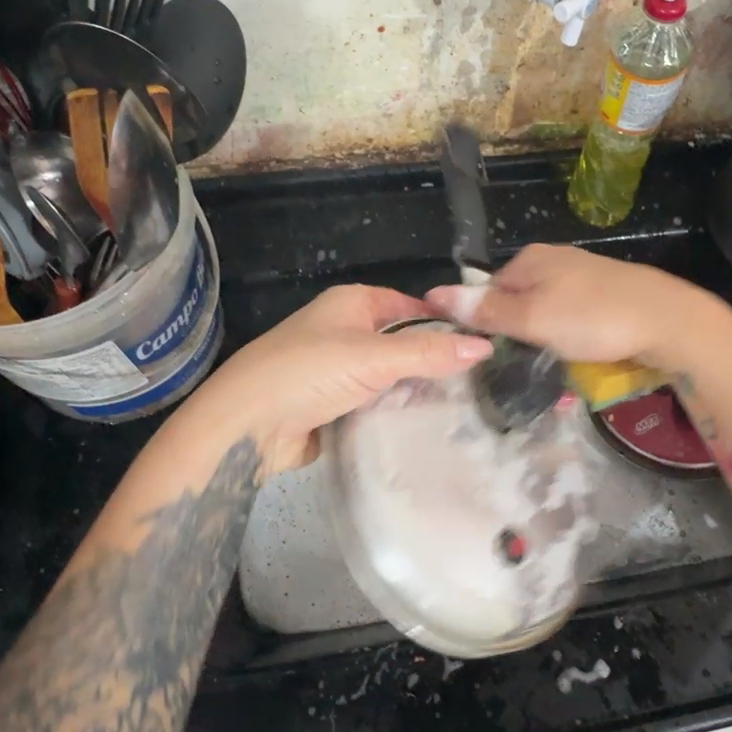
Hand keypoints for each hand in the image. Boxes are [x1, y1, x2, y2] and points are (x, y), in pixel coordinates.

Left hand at [184, 285, 492, 474]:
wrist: (246, 426)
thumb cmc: (306, 373)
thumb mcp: (373, 357)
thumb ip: (428, 353)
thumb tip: (485, 346)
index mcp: (352, 304)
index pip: (411, 306)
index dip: (444, 323)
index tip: (483, 346)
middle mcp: (346, 332)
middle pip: (403, 343)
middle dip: (435, 362)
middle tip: (483, 384)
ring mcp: (339, 371)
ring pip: (392, 378)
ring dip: (418, 392)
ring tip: (468, 408)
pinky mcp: (335, 407)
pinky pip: (376, 406)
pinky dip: (398, 414)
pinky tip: (430, 427)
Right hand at [426, 244, 716, 367]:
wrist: (670, 322)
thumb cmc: (594, 318)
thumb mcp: (532, 318)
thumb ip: (485, 310)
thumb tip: (433, 293)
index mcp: (530, 259)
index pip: (486, 291)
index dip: (484, 324)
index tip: (492, 355)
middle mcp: (555, 260)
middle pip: (517, 303)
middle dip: (518, 335)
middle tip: (525, 366)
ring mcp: (584, 277)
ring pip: (546, 314)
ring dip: (546, 342)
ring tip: (554, 366)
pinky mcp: (607, 296)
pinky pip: (573, 321)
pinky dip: (572, 340)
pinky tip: (581, 356)